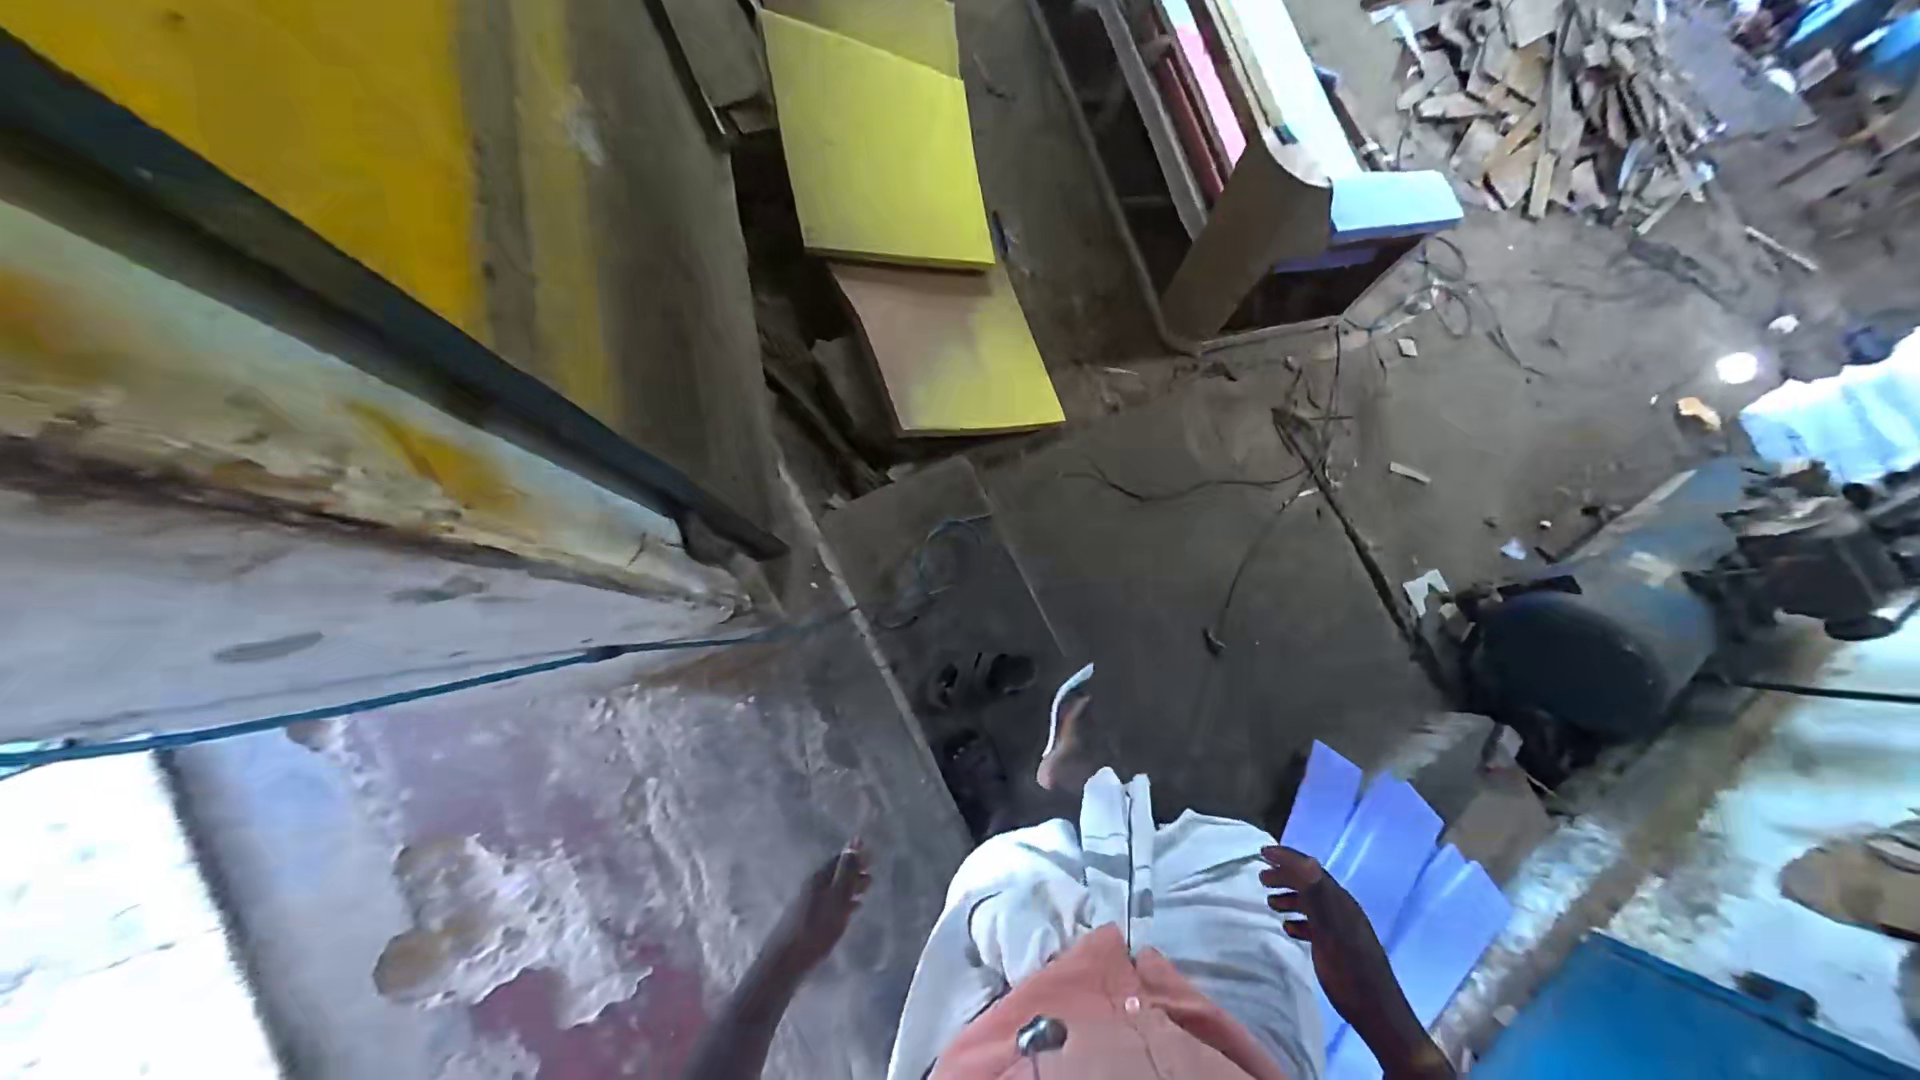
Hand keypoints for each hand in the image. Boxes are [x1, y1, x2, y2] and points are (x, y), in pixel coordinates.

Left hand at [767, 843, 870, 974]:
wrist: (786, 962)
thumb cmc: (814, 928)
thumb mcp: (836, 898)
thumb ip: (846, 872)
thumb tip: (855, 842)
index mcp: (819, 877)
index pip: (840, 858)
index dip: (856, 856)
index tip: (873, 857)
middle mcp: (813, 885)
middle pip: (837, 873)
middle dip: (855, 872)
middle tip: (872, 877)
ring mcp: (810, 902)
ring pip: (835, 888)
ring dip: (851, 887)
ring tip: (866, 891)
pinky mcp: (809, 918)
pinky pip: (831, 902)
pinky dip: (845, 901)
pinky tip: (853, 909)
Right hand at [1259, 845, 1396, 1021]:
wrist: (1378, 1016)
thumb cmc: (1349, 972)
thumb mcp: (1330, 932)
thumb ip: (1317, 895)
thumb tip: (1305, 859)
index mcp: (1340, 903)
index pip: (1310, 869)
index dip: (1287, 858)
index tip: (1262, 852)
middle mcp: (1343, 910)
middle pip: (1310, 884)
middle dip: (1285, 876)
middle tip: (1261, 877)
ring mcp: (1342, 929)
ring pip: (1312, 903)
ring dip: (1290, 897)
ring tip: (1270, 902)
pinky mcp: (1340, 946)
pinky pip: (1315, 923)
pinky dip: (1299, 920)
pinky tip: (1289, 928)